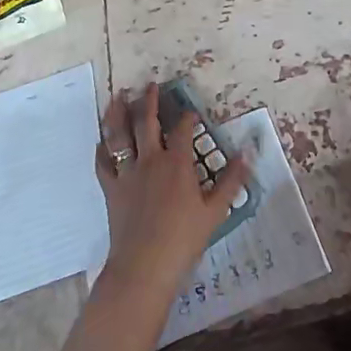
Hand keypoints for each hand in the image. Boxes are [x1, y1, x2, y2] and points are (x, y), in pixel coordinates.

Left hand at [96, 85, 247, 293]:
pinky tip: (103, 140)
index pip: (182, 130)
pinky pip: (103, 162)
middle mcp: (150, 160)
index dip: (187, 117)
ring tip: (118, 96)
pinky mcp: (111, 189)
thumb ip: (231, 180)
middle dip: (148, 101)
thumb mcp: (215, 211)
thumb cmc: (184, 239)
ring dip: (119, 113)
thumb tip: (247, 153)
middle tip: (149, 85)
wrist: (144, 265)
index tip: (191, 111)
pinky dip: (103, 148)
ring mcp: (127, 173)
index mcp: (177, 163)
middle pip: (146, 122)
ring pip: (120, 135)